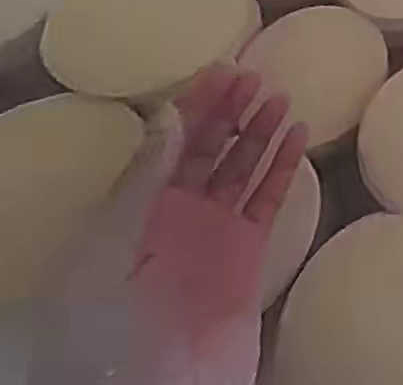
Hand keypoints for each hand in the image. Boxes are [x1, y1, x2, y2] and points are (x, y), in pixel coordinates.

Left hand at [134, 68, 310, 337]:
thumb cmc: (109, 331)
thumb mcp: (106, 254)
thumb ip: (141, 184)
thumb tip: (168, 116)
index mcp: (129, 215)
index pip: (164, 146)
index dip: (191, 107)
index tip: (219, 71)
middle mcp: (173, 216)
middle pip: (205, 150)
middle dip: (228, 111)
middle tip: (254, 75)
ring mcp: (213, 233)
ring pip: (241, 167)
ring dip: (259, 131)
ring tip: (280, 96)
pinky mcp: (248, 252)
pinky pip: (269, 197)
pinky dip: (283, 165)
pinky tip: (297, 136)